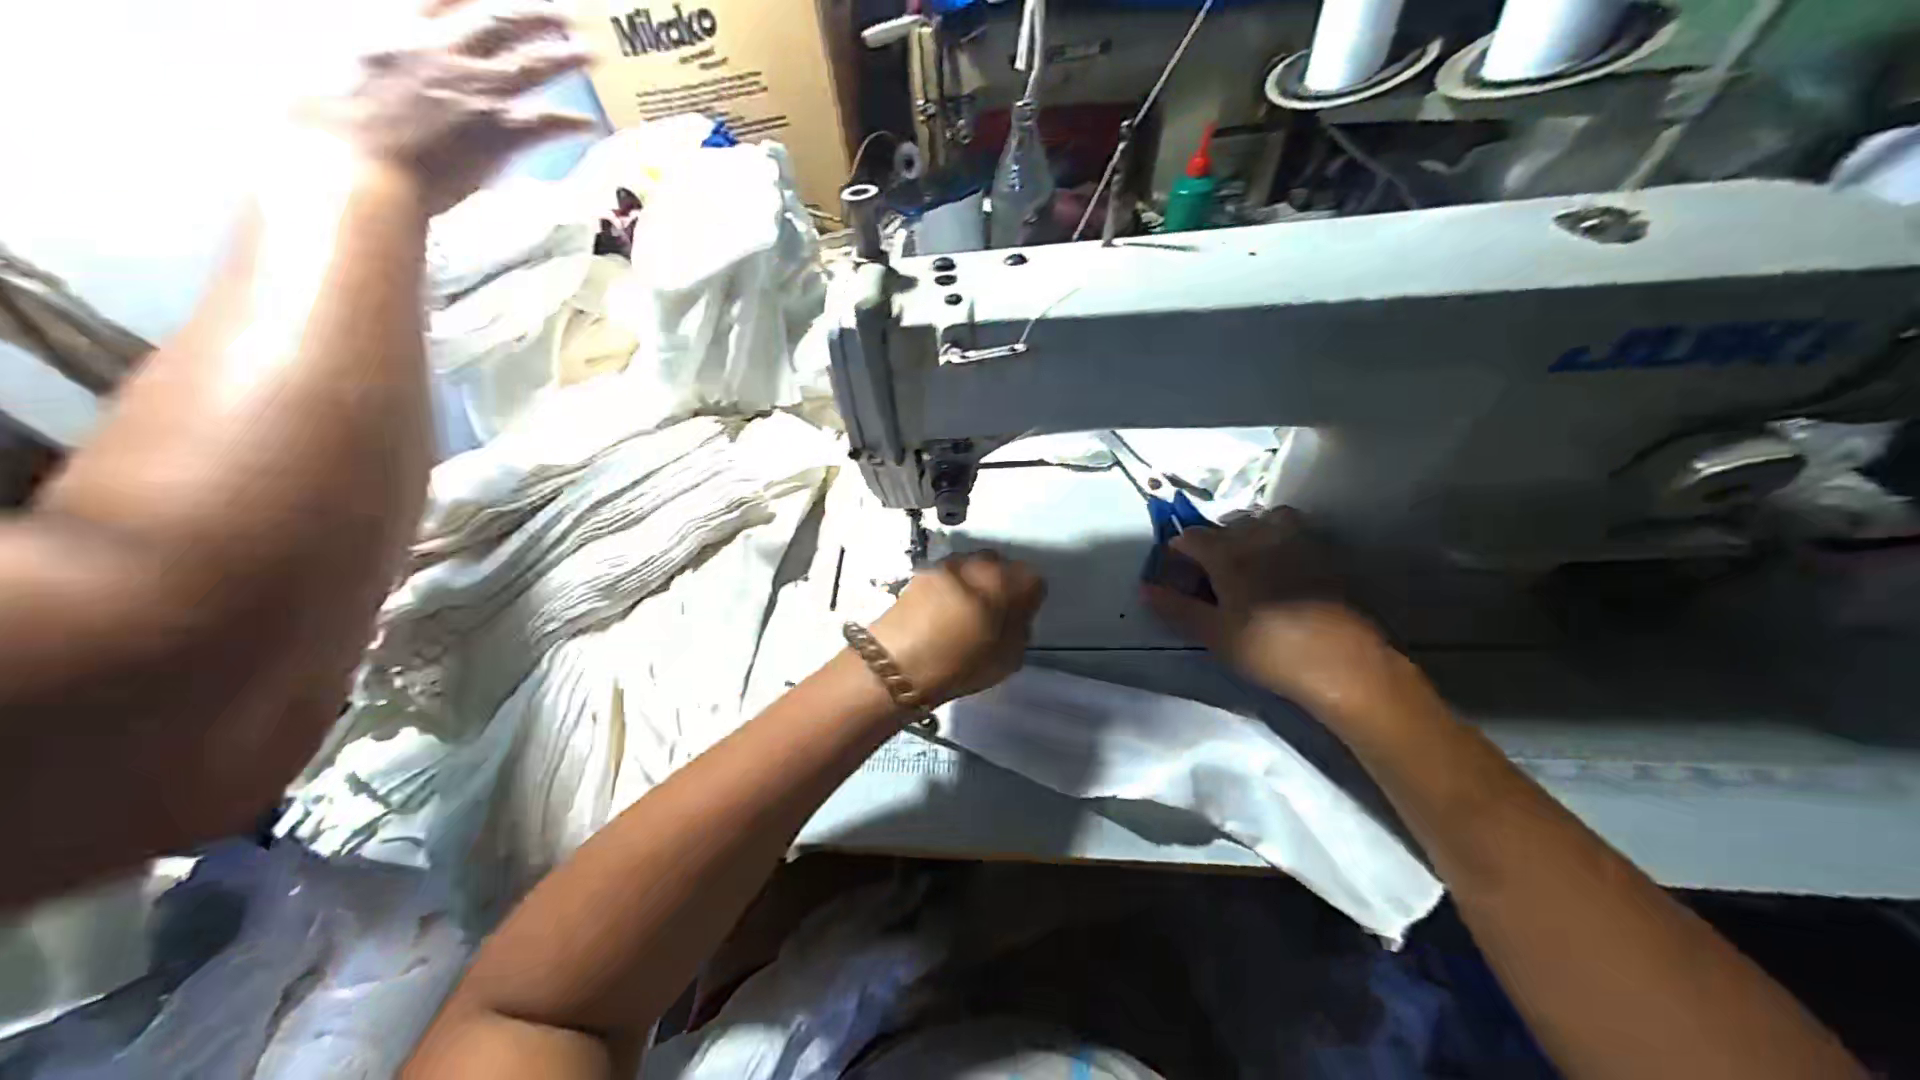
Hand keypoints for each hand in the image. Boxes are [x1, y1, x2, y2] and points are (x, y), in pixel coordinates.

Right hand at [293, 0, 595, 212]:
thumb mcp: (317, 64)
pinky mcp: (498, 132)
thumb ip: (344, 47)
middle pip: (496, 21)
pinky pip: (545, 124)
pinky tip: (590, 123)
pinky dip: (570, 124)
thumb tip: (343, 44)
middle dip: (534, 14)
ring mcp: (474, 91)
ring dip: (564, 57)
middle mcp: (441, 52)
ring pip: (530, 65)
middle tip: (566, 13)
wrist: (358, 170)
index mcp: (395, 31)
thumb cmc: (325, 126)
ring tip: (591, 52)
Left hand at [870, 552, 1047, 705]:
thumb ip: (1019, 629)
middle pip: (1001, 565)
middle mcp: (978, 563)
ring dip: (976, 582)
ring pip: (972, 565)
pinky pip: (948, 575)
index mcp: (1006, 582)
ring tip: (967, 610)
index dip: (1029, 598)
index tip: (1021, 617)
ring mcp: (947, 564)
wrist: (895, 664)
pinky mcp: (920, 572)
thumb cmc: (959, 664)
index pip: (1033, 578)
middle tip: (995, 611)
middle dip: (1002, 583)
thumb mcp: (1007, 659)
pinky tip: (943, 611)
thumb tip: (1016, 615)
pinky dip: (952, 587)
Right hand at [1144, 508, 1393, 708]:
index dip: (1177, 557)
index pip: (1190, 538)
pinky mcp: (1324, 552)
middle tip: (1208, 585)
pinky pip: (1291, 532)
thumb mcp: (1214, 634)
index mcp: (1229, 552)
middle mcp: (1261, 534)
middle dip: (1210, 549)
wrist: (1344, 664)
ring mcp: (1297, 539)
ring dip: (1246, 538)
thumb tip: (1145, 589)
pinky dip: (1277, 542)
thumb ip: (1176, 608)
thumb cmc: (1269, 649)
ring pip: (1261, 523)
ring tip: (1245, 570)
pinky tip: (1279, 571)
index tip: (1177, 583)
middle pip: (1224, 528)